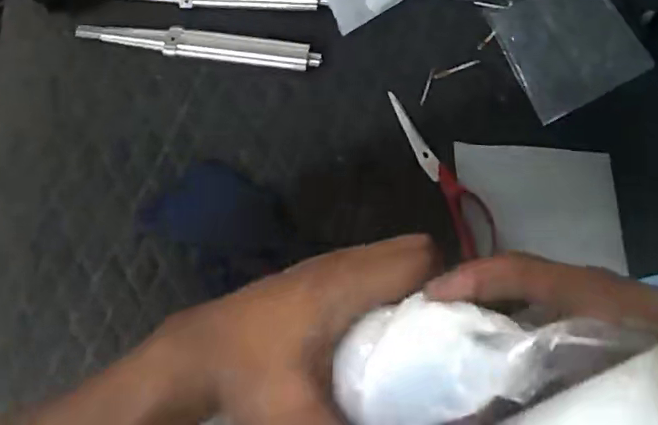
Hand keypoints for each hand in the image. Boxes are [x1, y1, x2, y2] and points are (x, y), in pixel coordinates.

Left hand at [26, 236, 437, 424]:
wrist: (196, 352)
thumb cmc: (250, 376)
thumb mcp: (300, 419)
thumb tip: (418, 424)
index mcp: (348, 282)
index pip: (421, 258)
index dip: (450, 286)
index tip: (462, 328)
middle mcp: (345, 261)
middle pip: (415, 250)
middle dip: (439, 285)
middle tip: (446, 336)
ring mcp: (330, 264)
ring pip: (393, 256)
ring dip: (414, 287)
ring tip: (422, 337)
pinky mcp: (319, 275)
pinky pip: (373, 269)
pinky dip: (390, 289)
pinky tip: (380, 333)